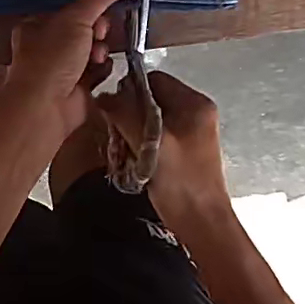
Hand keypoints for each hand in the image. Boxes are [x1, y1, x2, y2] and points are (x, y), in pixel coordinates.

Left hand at [0, 0, 127, 140]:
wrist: (45, 107)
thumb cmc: (51, 58)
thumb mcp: (76, 19)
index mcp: (38, 26)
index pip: (70, 11)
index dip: (88, 10)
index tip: (100, 13)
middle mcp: (47, 47)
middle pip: (83, 31)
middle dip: (97, 31)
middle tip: (100, 34)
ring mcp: (61, 69)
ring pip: (92, 51)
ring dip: (100, 51)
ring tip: (97, 56)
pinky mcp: (76, 89)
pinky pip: (96, 73)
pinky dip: (102, 70)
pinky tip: (101, 70)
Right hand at [100, 70, 231, 232]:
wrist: (202, 224)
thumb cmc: (181, 181)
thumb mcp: (149, 142)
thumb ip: (125, 114)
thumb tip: (103, 96)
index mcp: (194, 103)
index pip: (153, 79)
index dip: (130, 91)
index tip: (114, 111)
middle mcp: (194, 111)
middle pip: (149, 98)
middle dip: (129, 115)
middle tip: (119, 137)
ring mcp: (189, 131)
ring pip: (147, 118)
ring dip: (131, 133)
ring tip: (125, 152)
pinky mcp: (181, 149)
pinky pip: (152, 135)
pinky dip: (139, 145)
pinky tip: (134, 162)